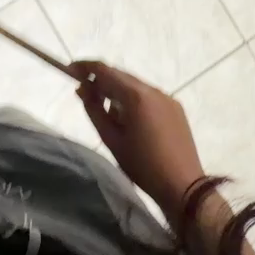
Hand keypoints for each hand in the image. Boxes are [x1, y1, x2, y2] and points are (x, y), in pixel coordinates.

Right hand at [70, 60, 205, 212]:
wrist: (183, 186)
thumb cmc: (142, 165)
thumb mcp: (111, 139)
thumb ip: (94, 109)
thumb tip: (82, 89)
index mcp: (136, 95)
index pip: (105, 70)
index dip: (85, 67)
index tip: (70, 70)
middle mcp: (153, 89)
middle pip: (121, 75)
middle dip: (102, 80)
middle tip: (86, 93)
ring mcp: (167, 97)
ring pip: (135, 85)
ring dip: (118, 91)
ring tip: (109, 113)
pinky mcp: (175, 107)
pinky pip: (148, 95)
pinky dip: (134, 99)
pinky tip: (130, 119)